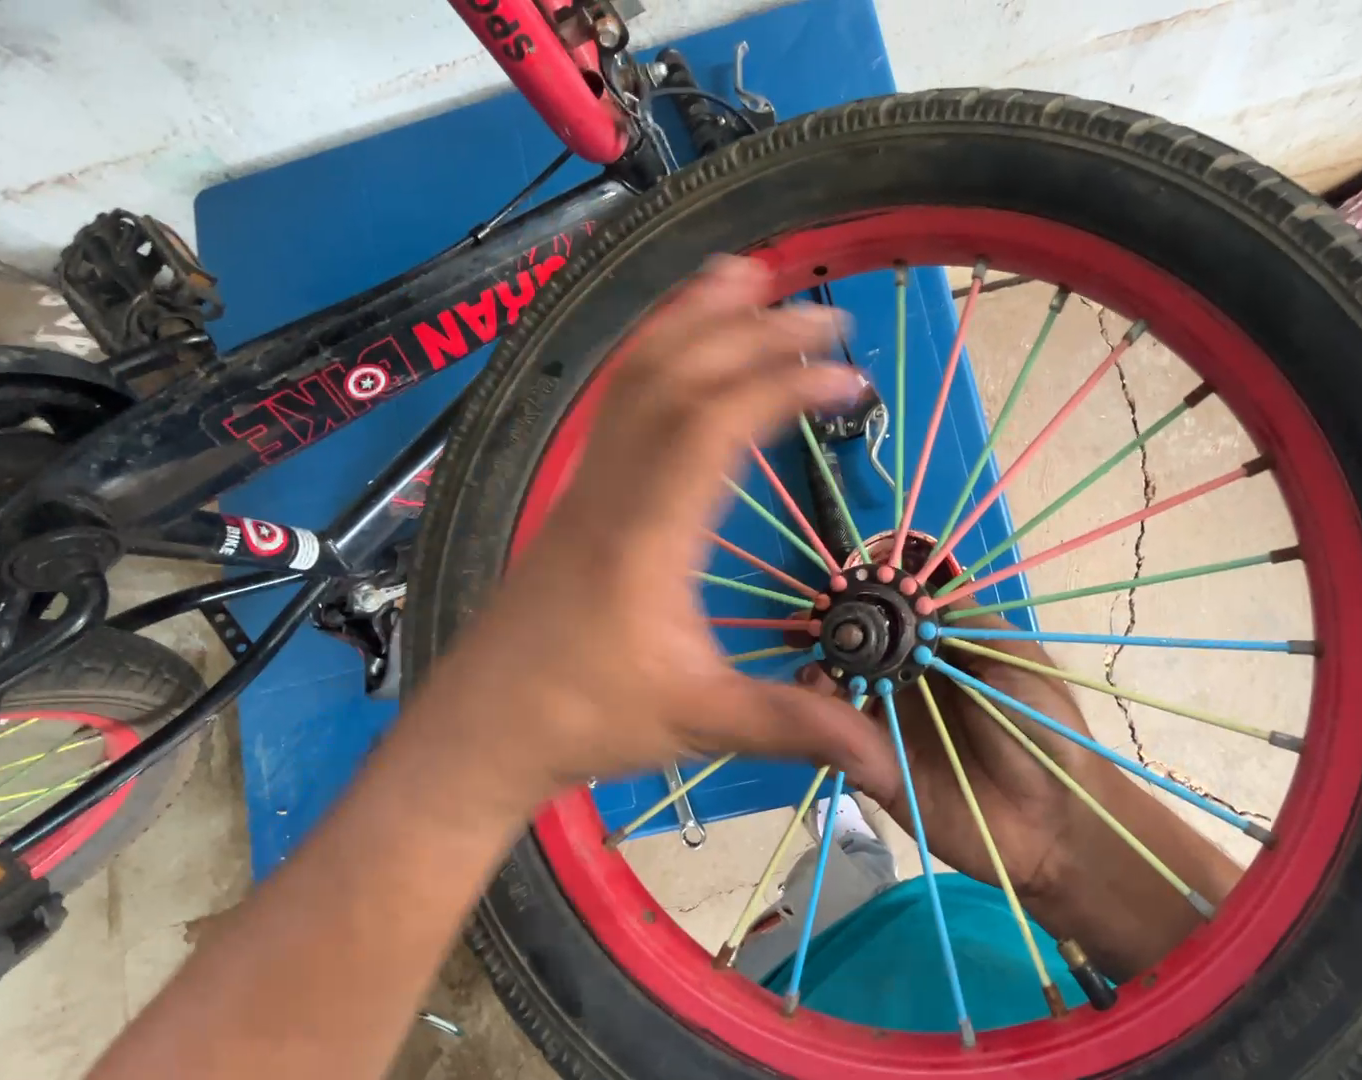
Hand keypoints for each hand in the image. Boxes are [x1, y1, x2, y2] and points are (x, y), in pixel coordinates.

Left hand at [410, 257, 891, 809]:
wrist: (479, 728)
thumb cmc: (585, 720)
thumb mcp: (700, 722)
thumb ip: (794, 725)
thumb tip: (882, 754)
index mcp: (647, 536)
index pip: (716, 429)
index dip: (783, 388)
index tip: (848, 380)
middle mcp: (613, 490)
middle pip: (680, 381)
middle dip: (753, 335)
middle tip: (824, 315)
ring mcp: (587, 484)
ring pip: (637, 377)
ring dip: (694, 318)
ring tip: (747, 276)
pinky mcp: (576, 492)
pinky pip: (616, 401)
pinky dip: (652, 351)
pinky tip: (679, 334)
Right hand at [809, 613, 1125, 903]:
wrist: (1055, 820)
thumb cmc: (1043, 727)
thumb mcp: (1014, 658)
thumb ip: (964, 621)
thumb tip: (913, 586)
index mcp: (942, 653)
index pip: (892, 620)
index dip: (864, 605)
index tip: (836, 592)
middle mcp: (910, 684)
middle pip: (858, 653)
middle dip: (832, 637)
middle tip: (811, 630)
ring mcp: (892, 726)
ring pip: (841, 693)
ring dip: (820, 676)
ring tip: (812, 667)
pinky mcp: (879, 769)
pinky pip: (843, 741)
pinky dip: (823, 722)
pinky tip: (814, 705)